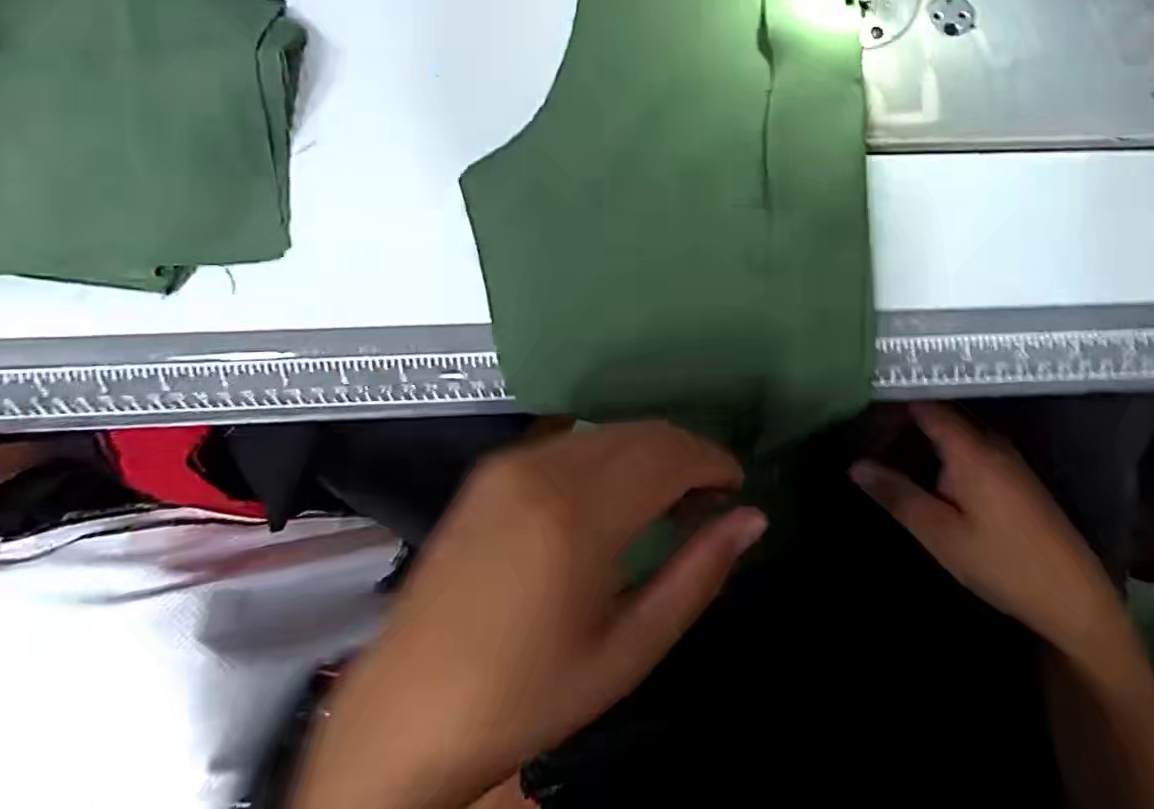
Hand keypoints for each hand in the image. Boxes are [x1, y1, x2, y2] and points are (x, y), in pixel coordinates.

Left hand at [294, 422, 766, 808]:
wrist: (400, 721)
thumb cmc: (526, 697)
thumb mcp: (629, 650)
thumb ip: (698, 574)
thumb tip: (753, 518)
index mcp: (579, 515)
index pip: (672, 454)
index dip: (715, 462)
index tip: (737, 489)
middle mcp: (544, 470)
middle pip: (644, 433)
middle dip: (689, 455)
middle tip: (711, 501)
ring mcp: (509, 465)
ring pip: (609, 432)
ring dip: (652, 453)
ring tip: (670, 501)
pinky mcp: (488, 472)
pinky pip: (572, 441)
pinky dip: (611, 455)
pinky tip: (614, 496)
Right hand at [851, 402, 1123, 658]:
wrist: (1072, 596)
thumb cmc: (1001, 562)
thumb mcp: (938, 533)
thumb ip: (896, 494)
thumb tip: (855, 465)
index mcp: (970, 446)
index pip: (923, 404)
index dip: (888, 408)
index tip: (858, 423)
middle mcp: (989, 440)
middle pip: (937, 414)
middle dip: (900, 426)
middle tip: (866, 448)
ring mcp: (1005, 456)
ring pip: (952, 432)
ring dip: (919, 441)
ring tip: (886, 463)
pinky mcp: (1013, 474)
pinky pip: (968, 447)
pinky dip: (940, 454)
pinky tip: (924, 479)